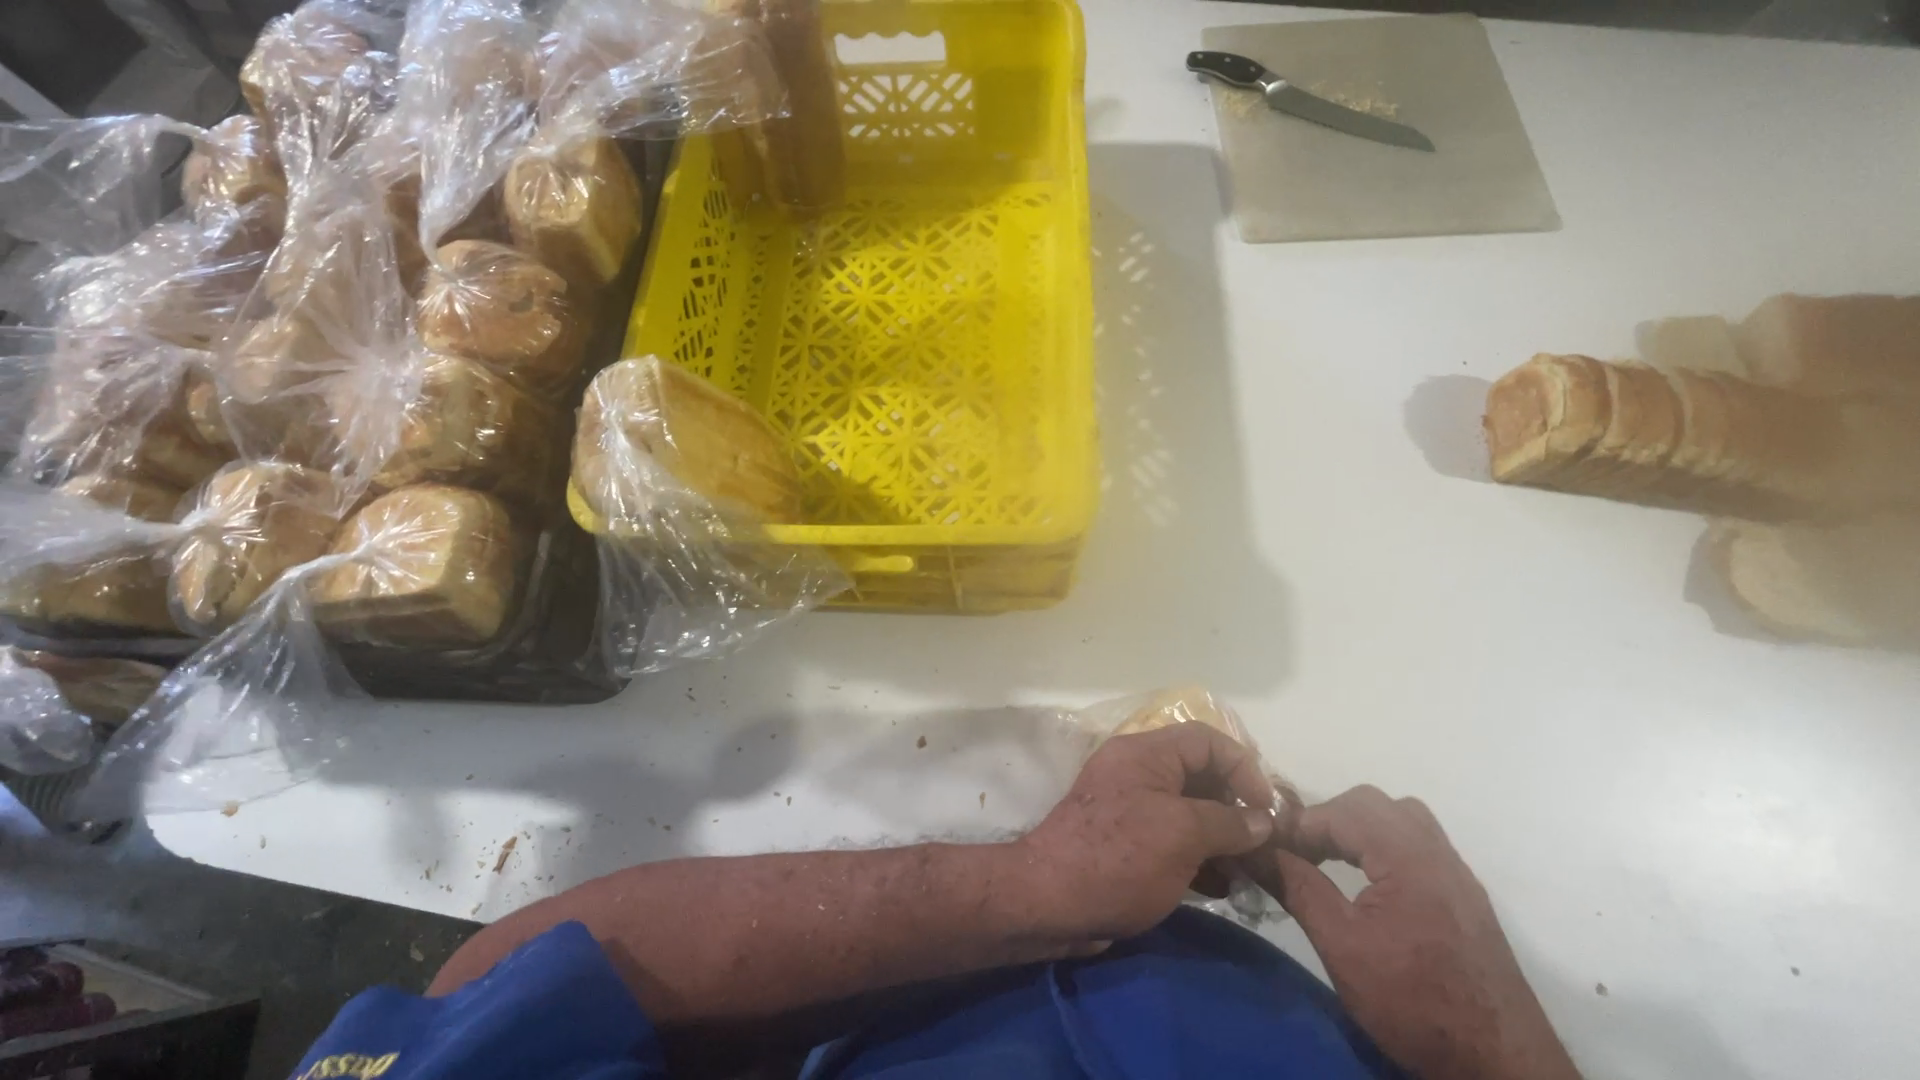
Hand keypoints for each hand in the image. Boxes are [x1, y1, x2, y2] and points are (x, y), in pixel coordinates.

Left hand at [1014, 724, 1276, 945]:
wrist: (1049, 904)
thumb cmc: (1118, 859)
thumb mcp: (1182, 834)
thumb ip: (1228, 821)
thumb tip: (1261, 821)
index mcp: (1144, 753)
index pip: (1207, 740)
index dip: (1243, 768)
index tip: (1267, 810)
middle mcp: (1136, 773)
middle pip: (1200, 777)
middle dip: (1236, 809)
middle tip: (1264, 845)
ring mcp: (1130, 810)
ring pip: (1190, 813)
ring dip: (1222, 839)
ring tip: (1249, 872)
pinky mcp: (1126, 845)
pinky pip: (1173, 841)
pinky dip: (1199, 858)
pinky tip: (1221, 887)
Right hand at [1243, 786, 1580, 1079]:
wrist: (1499, 1063)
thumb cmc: (1413, 1002)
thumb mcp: (1341, 946)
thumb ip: (1297, 887)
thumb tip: (1253, 850)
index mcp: (1409, 858)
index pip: (1341, 812)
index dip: (1298, 823)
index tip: (1268, 848)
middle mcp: (1438, 853)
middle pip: (1372, 804)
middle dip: (1326, 820)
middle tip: (1297, 852)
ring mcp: (1457, 875)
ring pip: (1400, 819)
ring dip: (1357, 828)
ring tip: (1327, 860)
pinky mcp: (1465, 898)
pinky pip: (1419, 844)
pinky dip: (1382, 846)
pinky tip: (1366, 882)